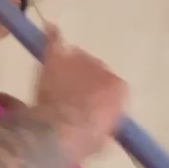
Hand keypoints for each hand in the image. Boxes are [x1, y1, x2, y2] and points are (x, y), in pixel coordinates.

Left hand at [30, 26, 128, 160]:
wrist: (60, 127)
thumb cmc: (84, 139)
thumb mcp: (103, 138)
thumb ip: (104, 122)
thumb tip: (99, 124)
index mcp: (119, 89)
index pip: (113, 86)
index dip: (100, 95)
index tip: (92, 104)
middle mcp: (102, 68)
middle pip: (95, 68)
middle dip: (85, 79)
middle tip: (73, 95)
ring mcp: (78, 59)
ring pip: (76, 55)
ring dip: (70, 65)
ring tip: (60, 79)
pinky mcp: (56, 56)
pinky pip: (55, 40)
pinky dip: (52, 35)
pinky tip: (50, 28)